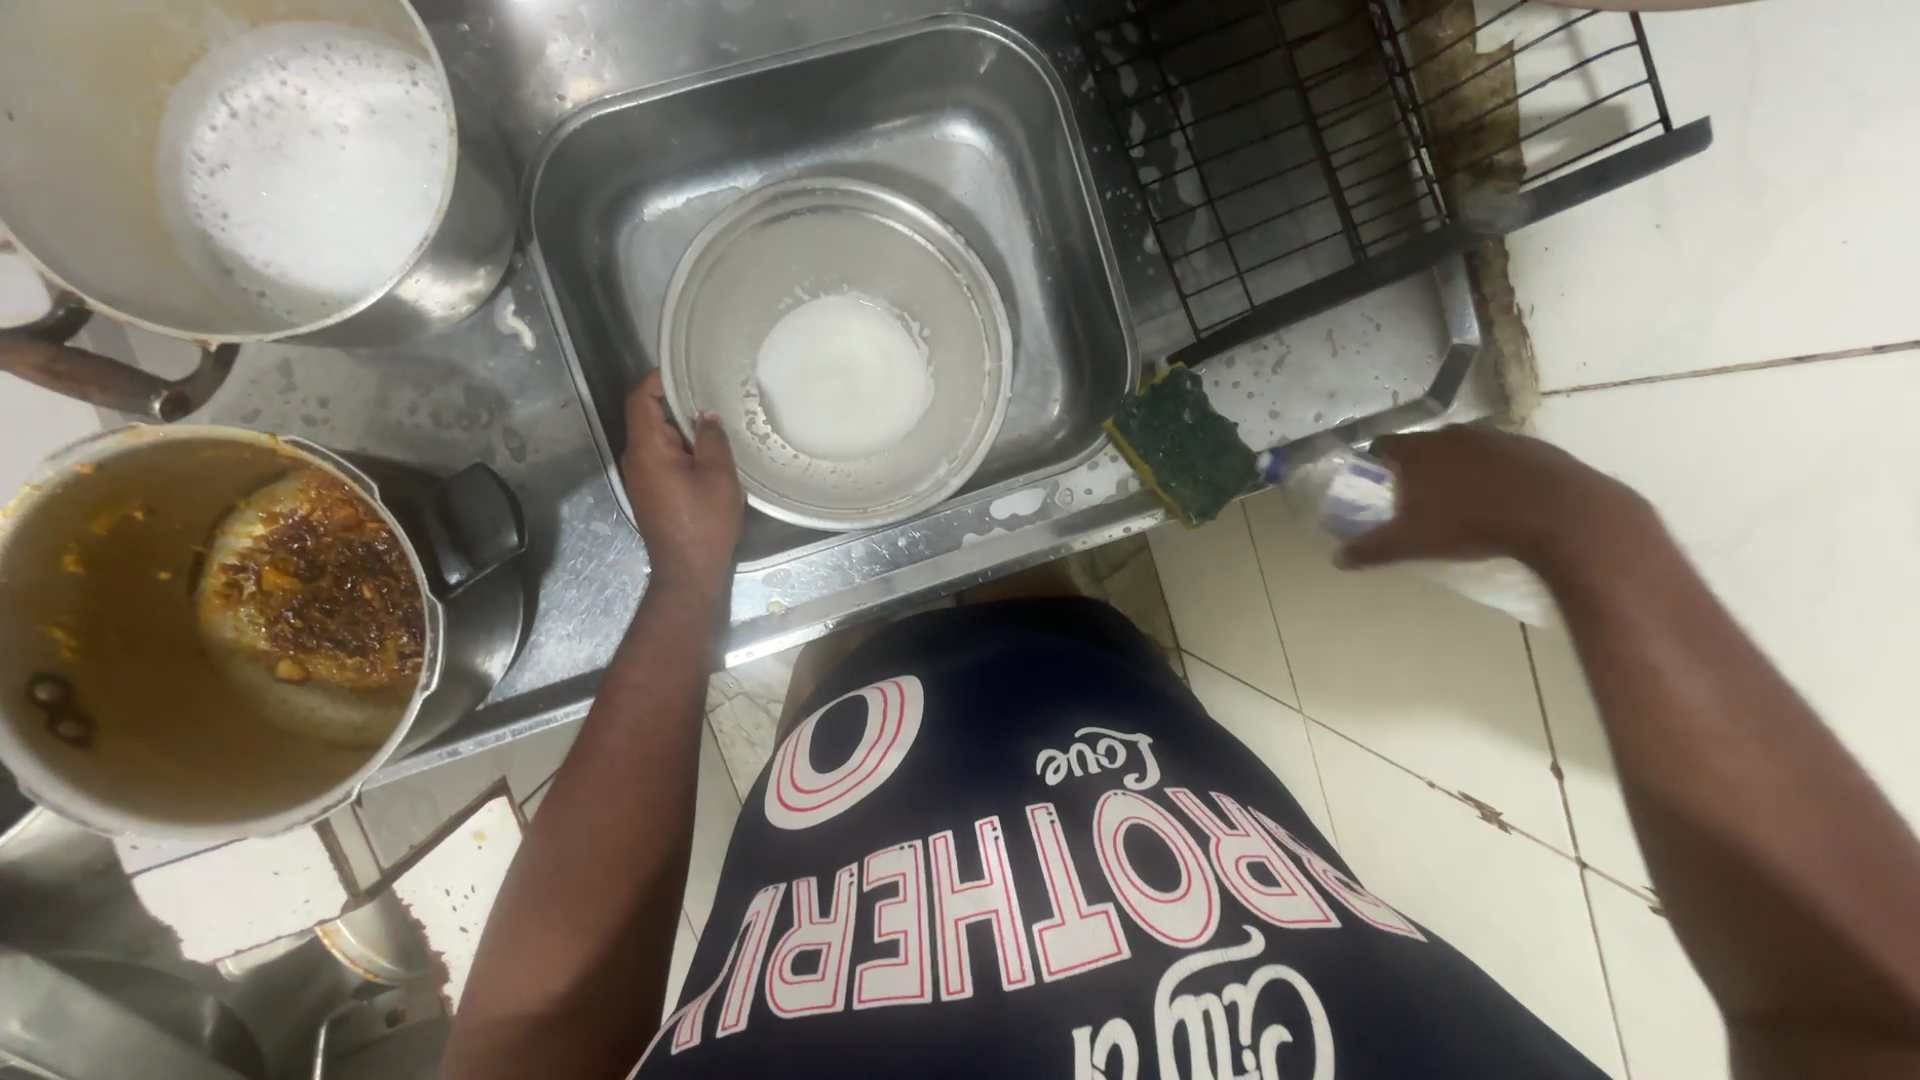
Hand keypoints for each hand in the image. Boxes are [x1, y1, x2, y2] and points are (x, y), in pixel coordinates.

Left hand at [621, 373, 743, 588]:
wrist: (688, 570)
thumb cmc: (705, 522)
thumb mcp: (718, 475)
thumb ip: (711, 438)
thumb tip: (705, 415)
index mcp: (647, 449)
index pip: (640, 399)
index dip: (657, 379)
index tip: (683, 369)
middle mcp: (636, 459)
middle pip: (648, 416)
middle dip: (677, 403)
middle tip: (711, 394)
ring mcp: (641, 477)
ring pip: (658, 439)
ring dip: (682, 428)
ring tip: (716, 422)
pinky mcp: (652, 491)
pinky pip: (662, 457)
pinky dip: (682, 448)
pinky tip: (708, 453)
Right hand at [1336, 426, 1656, 575]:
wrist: (1561, 515)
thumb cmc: (1471, 524)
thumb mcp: (1413, 544)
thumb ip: (1371, 549)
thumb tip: (1338, 559)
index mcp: (1418, 451)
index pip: (1381, 446)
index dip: (1374, 464)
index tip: (1377, 485)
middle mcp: (1453, 435)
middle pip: (1423, 446)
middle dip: (1417, 469)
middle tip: (1418, 499)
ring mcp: (1496, 437)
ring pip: (1465, 450)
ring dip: (1458, 469)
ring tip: (1463, 502)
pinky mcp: (1534, 447)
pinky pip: (1503, 458)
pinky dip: (1496, 474)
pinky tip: (1503, 502)